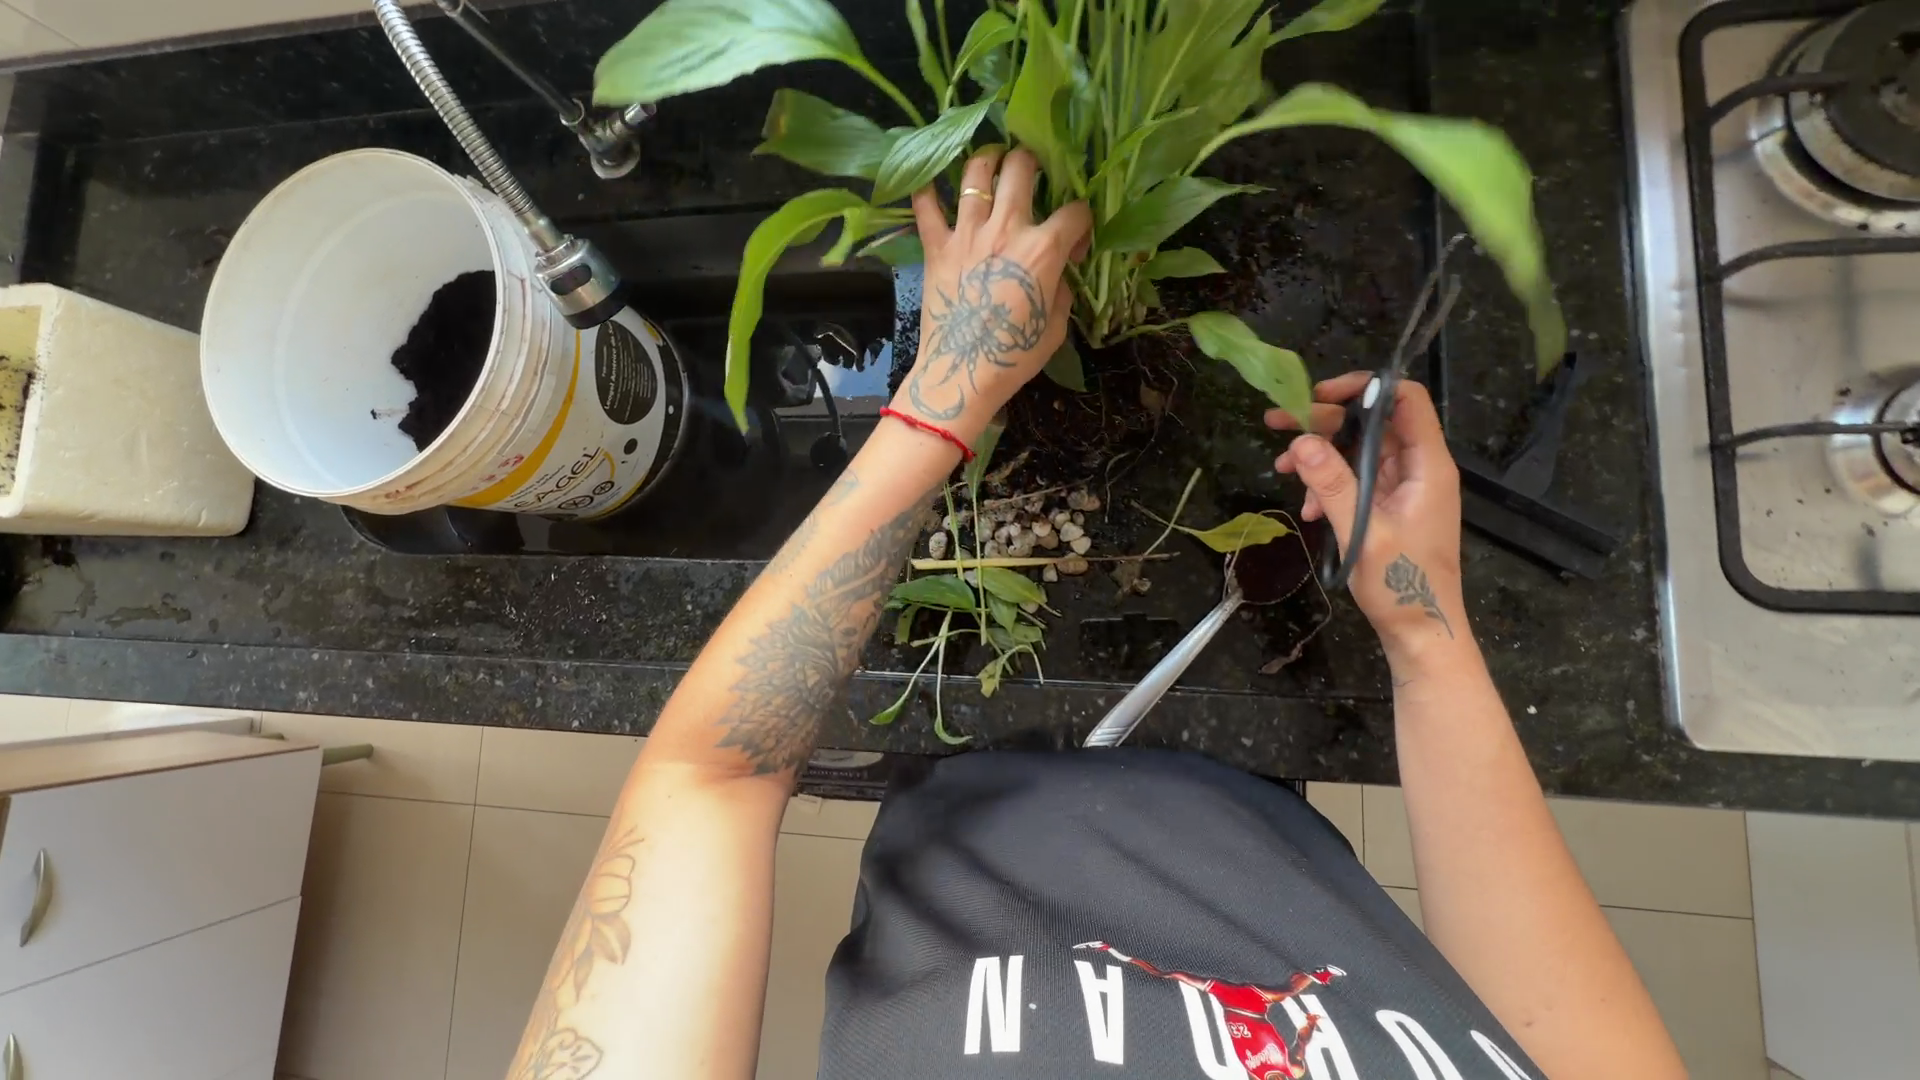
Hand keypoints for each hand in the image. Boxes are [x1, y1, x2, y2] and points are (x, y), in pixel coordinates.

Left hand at [894, 147, 1092, 443]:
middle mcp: (1006, 229)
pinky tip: (930, 180)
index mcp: (1043, 249)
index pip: (1075, 211)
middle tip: (1032, 173)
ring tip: (991, 162)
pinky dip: (926, 188)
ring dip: (986, 160)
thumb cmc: (1013, 358)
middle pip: (1022, 167)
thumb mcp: (1055, 327)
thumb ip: (1061, 289)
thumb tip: (1059, 273)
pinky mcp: (936, 247)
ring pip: (976, 172)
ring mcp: (967, 234)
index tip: (1077, 241)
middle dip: (1033, 162)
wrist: (962, 374)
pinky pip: (926, 205)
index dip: (1082, 222)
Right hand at [1268, 373, 1469, 667]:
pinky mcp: (1387, 507)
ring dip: (1319, 456)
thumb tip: (1300, 442)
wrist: (1420, 631)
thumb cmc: (1401, 584)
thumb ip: (1333, 485)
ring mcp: (1403, 488)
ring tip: (1282, 470)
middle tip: (1276, 424)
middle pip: (1371, 424)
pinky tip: (1308, 508)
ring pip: (1357, 452)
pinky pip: (1354, 480)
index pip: (1404, 400)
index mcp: (1428, 466)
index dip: (1363, 388)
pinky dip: (1327, 485)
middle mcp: (1418, 469)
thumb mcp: (1362, 532)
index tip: (1317, 397)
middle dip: (1323, 422)